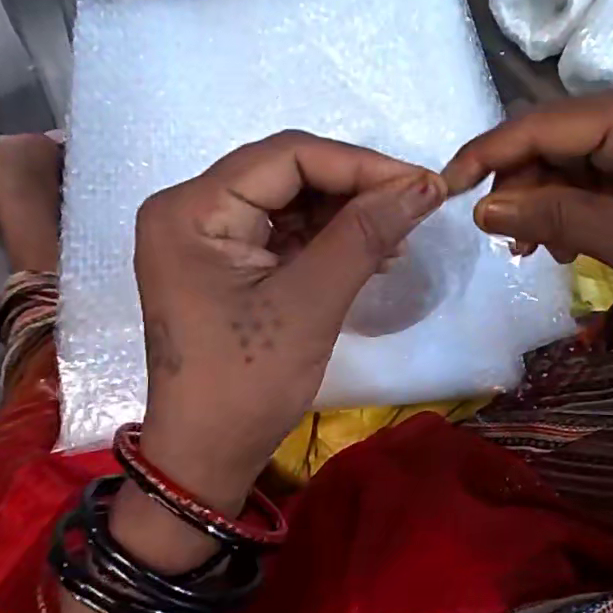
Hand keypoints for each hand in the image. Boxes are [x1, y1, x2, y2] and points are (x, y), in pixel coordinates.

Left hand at [131, 130, 446, 513]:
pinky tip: (369, 252)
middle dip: (353, 189)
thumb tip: (423, 185)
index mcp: (191, 211)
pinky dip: (325, 241)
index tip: (421, 183)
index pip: (285, 157)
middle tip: (414, 207)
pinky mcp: (221, 264)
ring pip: (287, 202)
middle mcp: (189, 210)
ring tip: (398, 234)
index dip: (359, 164)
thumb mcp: (309, 304)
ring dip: (344, 215)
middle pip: (285, 174)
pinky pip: (280, 234)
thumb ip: (363, 235)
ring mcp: (203, 238)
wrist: (206, 455)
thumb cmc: (247, 385)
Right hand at [444, 70, 612, 351]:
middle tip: (506, 244)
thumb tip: (480, 207)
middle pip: (558, 141)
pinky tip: (567, 245)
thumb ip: (554, 218)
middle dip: (523, 190)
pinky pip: (601, 182)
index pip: (547, 122)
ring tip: (537, 253)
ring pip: (575, 165)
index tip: (443, 187)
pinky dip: (576, 213)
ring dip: (547, 206)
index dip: (489, 154)